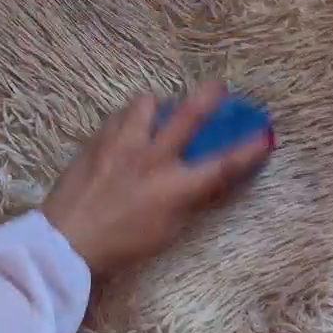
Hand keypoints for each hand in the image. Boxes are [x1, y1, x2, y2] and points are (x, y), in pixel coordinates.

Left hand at [41, 82, 273, 274]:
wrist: (66, 241)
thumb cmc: (122, 246)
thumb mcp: (167, 231)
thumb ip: (190, 201)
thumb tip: (208, 181)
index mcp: (175, 188)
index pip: (223, 166)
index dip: (249, 150)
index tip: (266, 135)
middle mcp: (153, 159)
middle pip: (190, 115)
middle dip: (209, 96)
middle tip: (218, 85)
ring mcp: (122, 145)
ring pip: (145, 103)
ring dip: (156, 103)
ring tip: (154, 112)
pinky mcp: (97, 141)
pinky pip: (118, 117)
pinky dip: (127, 119)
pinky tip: (125, 130)